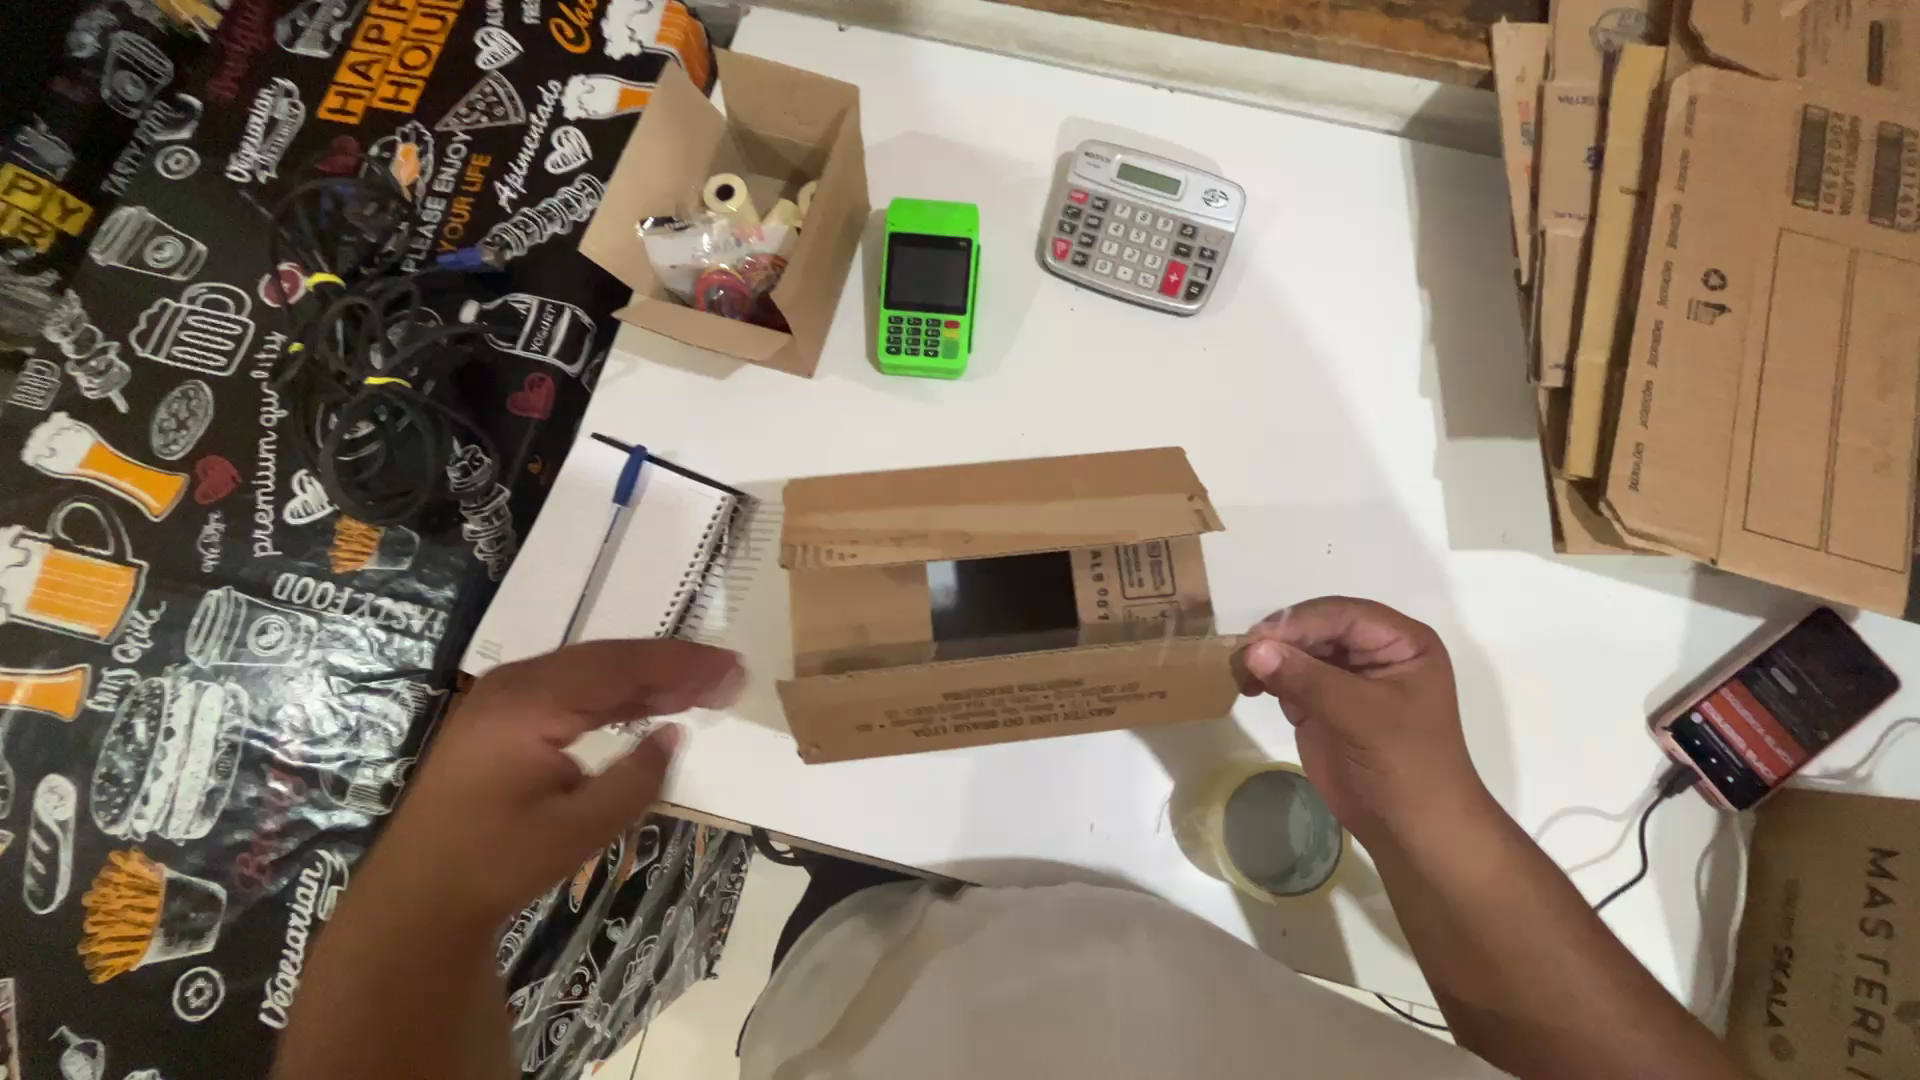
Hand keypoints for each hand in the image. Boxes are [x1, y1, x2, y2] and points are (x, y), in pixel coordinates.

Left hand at [361, 639, 743, 929]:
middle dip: (674, 665)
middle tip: (729, 674)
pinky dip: (621, 693)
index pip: (621, 667)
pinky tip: (655, 701)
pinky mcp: (508, 714)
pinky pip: (576, 689)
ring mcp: (508, 696)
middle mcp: (516, 685)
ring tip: (705, 686)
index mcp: (528, 704)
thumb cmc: (495, 866)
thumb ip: (636, 778)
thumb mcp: (578, 830)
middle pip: (610, 658)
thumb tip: (676, 734)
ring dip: (651, 677)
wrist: (415, 901)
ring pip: (595, 670)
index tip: (732, 668)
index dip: (682, 665)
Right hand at [1238, 597, 1486, 846]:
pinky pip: (1285, 676)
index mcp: (1400, 643)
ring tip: (1238, 672)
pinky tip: (1246, 687)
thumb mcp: (1365, 717)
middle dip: (1279, 639)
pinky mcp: (1319, 702)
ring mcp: (1343, 677)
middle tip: (1242, 655)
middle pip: (1315, 627)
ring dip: (1266, 657)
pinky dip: (1264, 678)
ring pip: (1296, 649)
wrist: (1411, 830)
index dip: (1301, 621)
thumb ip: (1310, 680)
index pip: (1343, 615)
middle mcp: (1372, 652)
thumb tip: (1253, 649)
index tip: (1259, 639)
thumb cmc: (1407, 767)